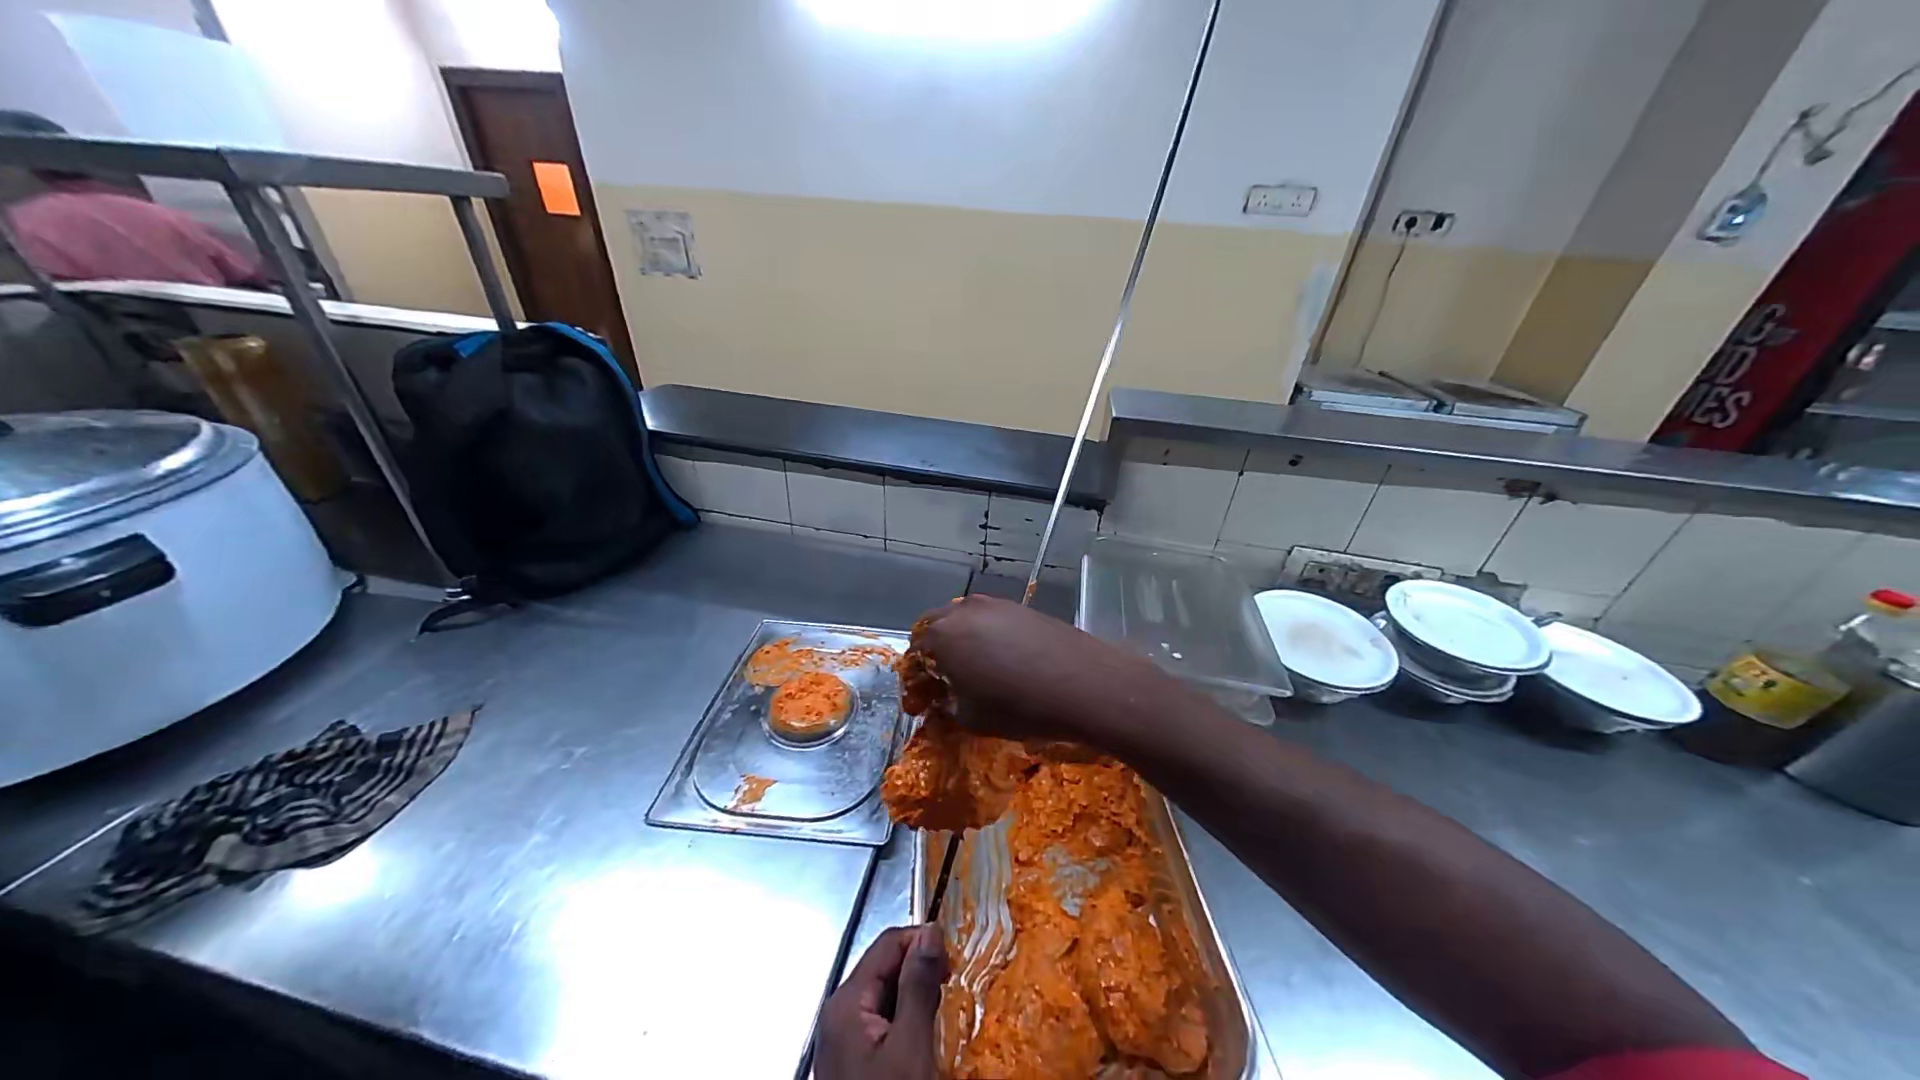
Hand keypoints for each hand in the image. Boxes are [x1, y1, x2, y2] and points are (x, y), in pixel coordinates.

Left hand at [814, 925, 949, 1079]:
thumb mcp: (909, 1046)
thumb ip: (918, 986)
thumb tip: (930, 932)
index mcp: (847, 1000)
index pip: (889, 942)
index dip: (923, 943)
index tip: (952, 961)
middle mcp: (839, 1011)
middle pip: (887, 969)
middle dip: (921, 974)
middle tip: (953, 994)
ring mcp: (844, 1037)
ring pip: (888, 997)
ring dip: (917, 1001)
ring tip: (943, 1019)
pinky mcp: (853, 1058)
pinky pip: (884, 1023)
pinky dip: (908, 1024)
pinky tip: (925, 1043)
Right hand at [912, 595, 1191, 751]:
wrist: (1085, 685)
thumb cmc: (1021, 706)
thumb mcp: (972, 718)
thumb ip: (948, 705)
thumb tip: (946, 699)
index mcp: (942, 634)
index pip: (915, 651)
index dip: (917, 677)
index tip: (924, 699)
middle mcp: (964, 610)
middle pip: (937, 627)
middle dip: (937, 653)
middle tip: (946, 681)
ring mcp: (996, 604)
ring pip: (965, 620)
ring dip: (962, 642)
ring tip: (976, 671)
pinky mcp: (1023, 607)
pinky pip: (991, 620)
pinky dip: (987, 637)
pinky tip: (1004, 661)